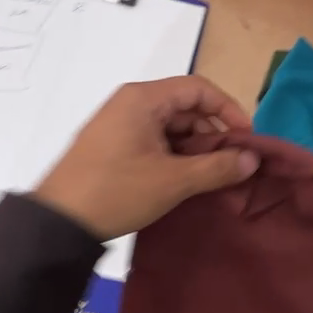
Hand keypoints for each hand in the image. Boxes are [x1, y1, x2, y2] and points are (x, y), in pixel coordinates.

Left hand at [34, 76, 261, 240]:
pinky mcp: (113, 144)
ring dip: (195, 147)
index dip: (228, 110)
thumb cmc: (118, 191)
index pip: (199, 89)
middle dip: (213, 133)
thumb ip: (218, 167)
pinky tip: (186, 179)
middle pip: (186, 106)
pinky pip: (155, 139)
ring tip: (210, 175)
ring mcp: (120, 123)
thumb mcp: (174, 181)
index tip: (246, 139)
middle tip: (230, 163)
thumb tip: (253, 159)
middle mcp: (131, 102)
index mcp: (143, 98)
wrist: (58, 222)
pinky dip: (175, 155)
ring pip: (172, 125)